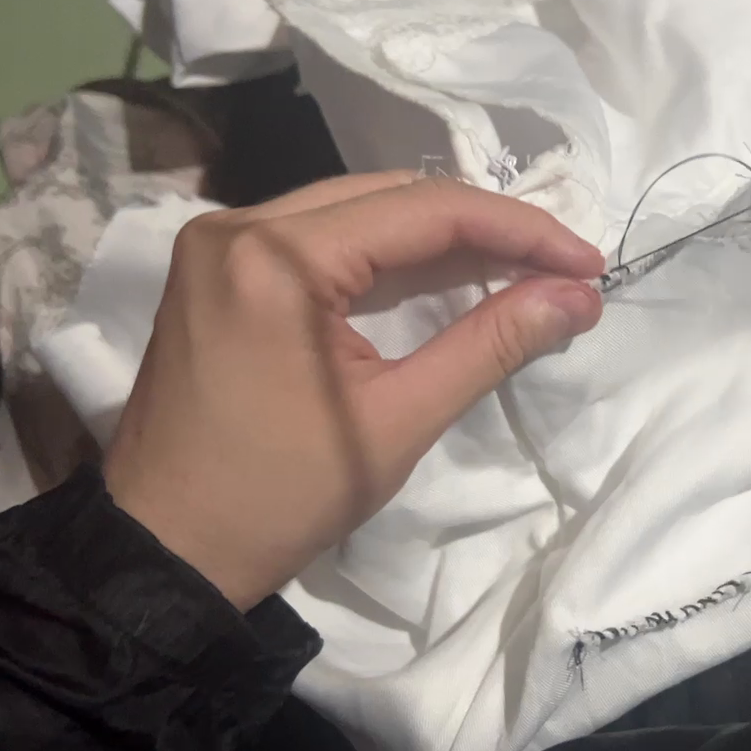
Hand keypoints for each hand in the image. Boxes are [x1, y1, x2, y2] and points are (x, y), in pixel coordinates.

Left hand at [102, 172, 603, 610]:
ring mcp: (227, 243)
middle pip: (396, 198)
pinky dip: (398, 257)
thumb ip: (492, 345)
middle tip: (560, 266)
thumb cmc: (281, 497)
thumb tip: (577, 296)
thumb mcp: (401, 420)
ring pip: (366, 211)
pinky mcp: (227, 268)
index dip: (521, 230)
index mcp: (277, 258)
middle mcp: (243, 226)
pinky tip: (449, 277)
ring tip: (520, 269)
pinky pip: (332, 239)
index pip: (427, 211)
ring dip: (447, 238)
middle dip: (489, 228)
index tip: (586, 262)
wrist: (165, 553)